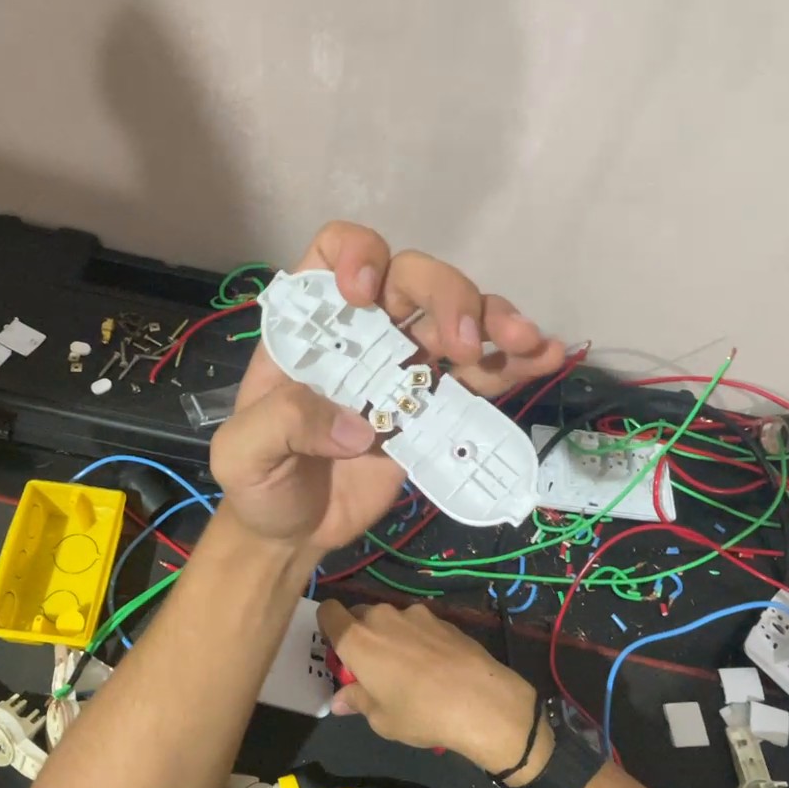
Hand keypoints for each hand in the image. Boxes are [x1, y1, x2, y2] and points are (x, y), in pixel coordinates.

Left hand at [209, 222, 565, 549]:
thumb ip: (286, 426)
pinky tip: (545, 359)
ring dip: (495, 321)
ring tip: (527, 342)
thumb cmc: (257, 484)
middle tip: (464, 342)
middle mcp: (363, 335)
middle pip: (413, 277)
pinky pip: (478, 375)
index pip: (335, 254)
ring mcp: (405, 368)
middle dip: (446, 294)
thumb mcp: (243, 454)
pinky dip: (513, 364)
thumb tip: (362, 425)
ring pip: (457, 319)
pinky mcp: (435, 408)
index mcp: (312, 330)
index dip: (357, 255)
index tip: (366, 296)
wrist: (293, 533)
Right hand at [316, 600, 540, 775]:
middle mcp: (382, 617)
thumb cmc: (420, 713)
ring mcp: (415, 615)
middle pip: (359, 614)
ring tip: (408, 669)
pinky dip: (418, 639)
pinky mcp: (443, 619)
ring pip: (391, 619)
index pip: (328, 611)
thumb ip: (357, 701)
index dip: (328, 627)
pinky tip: (435, 666)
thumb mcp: (381, 718)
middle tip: (372, 668)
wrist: (481, 701)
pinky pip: (418, 624)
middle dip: (360, 635)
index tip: (339, 651)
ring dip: (391, 636)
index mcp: (357, 639)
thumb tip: (341, 700)